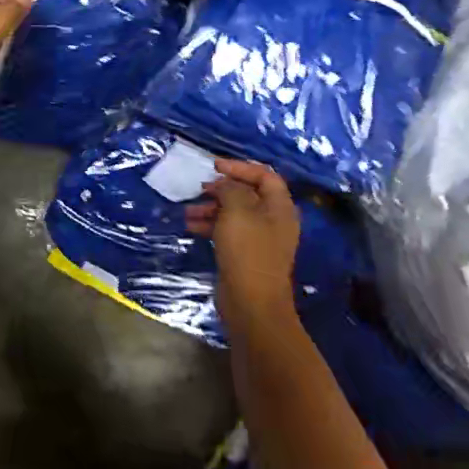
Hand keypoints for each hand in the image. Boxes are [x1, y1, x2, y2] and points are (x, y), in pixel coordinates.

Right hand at [186, 158, 301, 333]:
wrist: (251, 302)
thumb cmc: (248, 250)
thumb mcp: (238, 210)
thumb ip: (231, 189)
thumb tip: (224, 184)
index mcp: (280, 207)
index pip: (264, 176)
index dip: (240, 167)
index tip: (214, 166)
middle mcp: (273, 220)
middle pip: (248, 194)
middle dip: (221, 189)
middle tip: (200, 188)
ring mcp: (260, 239)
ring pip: (234, 213)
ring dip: (211, 207)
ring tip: (188, 211)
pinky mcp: (245, 254)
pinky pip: (227, 231)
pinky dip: (210, 225)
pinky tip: (191, 227)